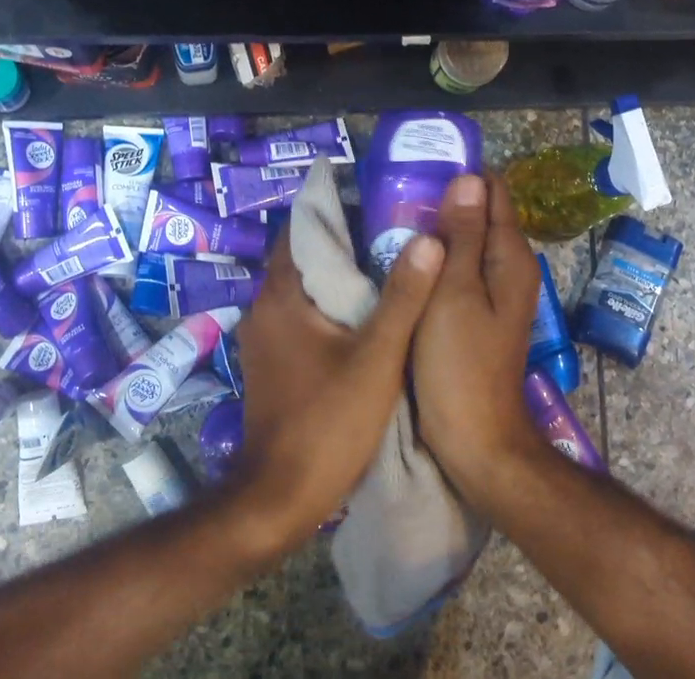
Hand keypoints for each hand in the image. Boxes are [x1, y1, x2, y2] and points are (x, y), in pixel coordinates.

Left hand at [229, 227, 443, 554]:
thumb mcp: (377, 357)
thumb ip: (404, 296)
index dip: (337, 208)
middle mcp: (264, 309)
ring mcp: (265, 339)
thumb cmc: (329, 422)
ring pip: (305, 289)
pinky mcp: (274, 364)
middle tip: (397, 227)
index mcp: (281, 296)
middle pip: (305, 257)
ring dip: (341, 275)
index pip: (302, 228)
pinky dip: (332, 306)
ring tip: (391, 264)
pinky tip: (368, 314)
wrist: (280, 497)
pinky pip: (303, 317)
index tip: (379, 197)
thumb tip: (430, 238)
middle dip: (346, 239)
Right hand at [409, 173, 547, 501]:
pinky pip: (458, 272)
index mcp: (510, 257)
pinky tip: (405, 261)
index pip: (493, 192)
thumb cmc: (460, 364)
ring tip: (391, 217)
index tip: (419, 166)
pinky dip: (436, 261)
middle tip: (395, 191)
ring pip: (466, 245)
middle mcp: (510, 270)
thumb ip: (464, 236)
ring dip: (438, 231)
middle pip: (480, 216)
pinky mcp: (477, 316)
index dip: (461, 175)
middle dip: (445, 200)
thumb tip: (468, 179)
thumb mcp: (456, 293)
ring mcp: (495, 295)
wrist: (474, 438)